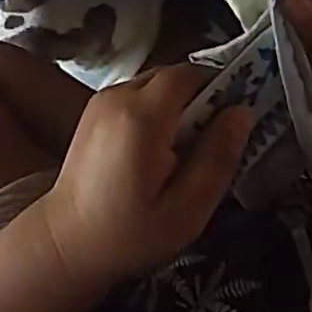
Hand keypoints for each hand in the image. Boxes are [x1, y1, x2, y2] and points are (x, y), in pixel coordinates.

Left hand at [32, 65, 252, 282]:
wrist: (69, 237)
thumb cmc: (130, 231)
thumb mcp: (187, 208)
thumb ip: (216, 157)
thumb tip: (241, 113)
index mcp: (140, 116)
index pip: (184, 74)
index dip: (215, 83)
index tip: (236, 109)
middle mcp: (118, 96)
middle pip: (168, 75)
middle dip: (197, 96)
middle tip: (217, 135)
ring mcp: (102, 99)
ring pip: (152, 84)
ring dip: (175, 103)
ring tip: (188, 148)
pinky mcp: (94, 108)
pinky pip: (135, 94)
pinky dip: (154, 109)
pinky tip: (159, 148)